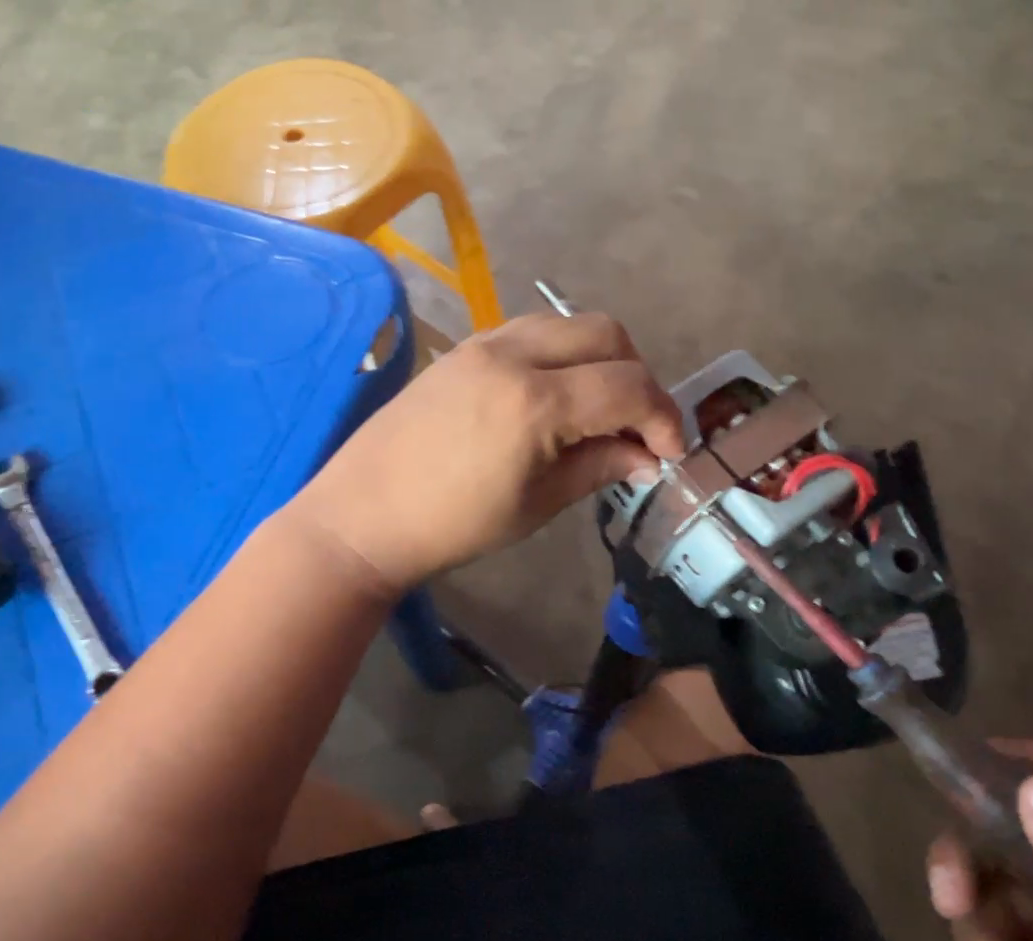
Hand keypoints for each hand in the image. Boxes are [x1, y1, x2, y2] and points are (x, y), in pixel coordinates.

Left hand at [286, 312, 683, 594]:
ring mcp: (482, 344)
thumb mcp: (537, 505)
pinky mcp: (462, 349)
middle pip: (606, 334)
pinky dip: (560, 354)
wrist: (364, 515)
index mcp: (536, 401)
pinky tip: (552, 398)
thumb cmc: (452, 525)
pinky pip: (530, 332)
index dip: (662, 418)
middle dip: (636, 377)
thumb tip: (647, 457)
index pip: (628, 386)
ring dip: (599, 359)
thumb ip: (598, 467)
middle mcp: (512, 354)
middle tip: (635, 428)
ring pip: (568, 324)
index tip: (668, 454)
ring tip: (598, 411)